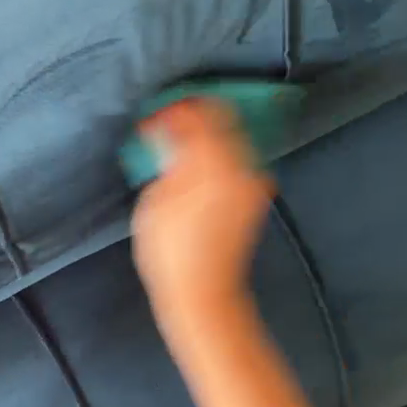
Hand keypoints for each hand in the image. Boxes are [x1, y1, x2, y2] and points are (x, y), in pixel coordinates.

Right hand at [131, 98, 275, 323]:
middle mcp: (241, 165)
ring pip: (232, 140)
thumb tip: (170, 146)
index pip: (197, 113)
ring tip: (179, 152)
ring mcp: (252, 182)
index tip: (152, 122)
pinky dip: (217, 159)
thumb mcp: (154, 203)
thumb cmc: (171, 254)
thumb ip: (167, 164)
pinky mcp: (254, 199)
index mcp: (213, 160)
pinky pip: (237, 163)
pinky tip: (196, 174)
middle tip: (167, 127)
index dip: (172, 112)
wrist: (202, 294)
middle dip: (193, 118)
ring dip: (206, 138)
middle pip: (222, 119)